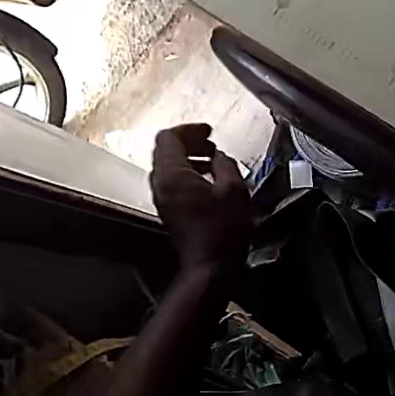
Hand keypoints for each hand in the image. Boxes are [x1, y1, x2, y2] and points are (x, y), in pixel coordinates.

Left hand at [151, 124, 253, 274]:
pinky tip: (209, 181)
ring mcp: (162, 199)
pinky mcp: (168, 210)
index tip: (209, 132)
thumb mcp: (234, 190)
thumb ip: (226, 163)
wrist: (209, 266)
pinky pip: (172, 182)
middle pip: (165, 150)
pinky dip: (188, 173)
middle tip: (212, 144)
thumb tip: (220, 157)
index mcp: (172, 175)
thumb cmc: (222, 230)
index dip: (190, 129)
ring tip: (213, 161)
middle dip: (189, 142)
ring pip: (168, 166)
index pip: (169, 137)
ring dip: (189, 158)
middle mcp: (160, 184)